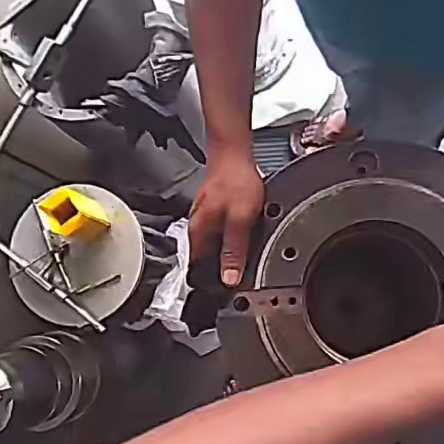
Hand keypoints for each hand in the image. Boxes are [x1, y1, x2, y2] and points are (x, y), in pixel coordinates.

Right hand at [188, 151, 264, 284]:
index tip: (228, 289)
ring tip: (245, 252)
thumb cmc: (235, 181)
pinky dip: (232, 239)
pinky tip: (244, 235)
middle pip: (208, 260)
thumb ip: (234, 250)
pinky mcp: (214, 213)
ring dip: (229, 253)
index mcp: (198, 233)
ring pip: (215, 247)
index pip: (198, 269)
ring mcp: (204, 220)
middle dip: (223, 269)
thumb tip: (229, 278)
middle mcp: (197, 228)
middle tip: (242, 272)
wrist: (234, 154)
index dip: (213, 283)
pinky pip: (222, 234)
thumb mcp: (240, 220)